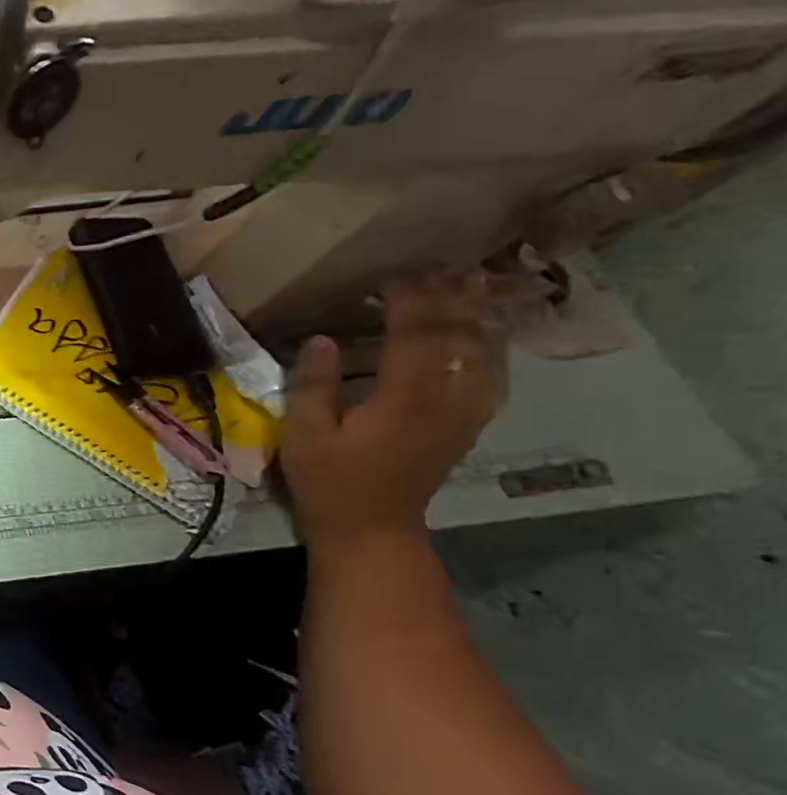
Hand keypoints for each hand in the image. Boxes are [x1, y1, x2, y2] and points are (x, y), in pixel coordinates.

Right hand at [280, 272, 506, 544]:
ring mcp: (465, 411)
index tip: (391, 276)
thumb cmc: (329, 482)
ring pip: (484, 349)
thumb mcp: (303, 436)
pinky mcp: (469, 422)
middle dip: (448, 297)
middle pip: (458, 334)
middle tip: (436, 267)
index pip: (415, 334)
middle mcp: (446, 398)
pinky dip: (489, 343)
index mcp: (404, 398)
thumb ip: (313, 386)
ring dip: (476, 312)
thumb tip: (322, 340)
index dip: (408, 300)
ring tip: (470, 282)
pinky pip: (492, 372)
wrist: (371, 527)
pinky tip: (484, 330)